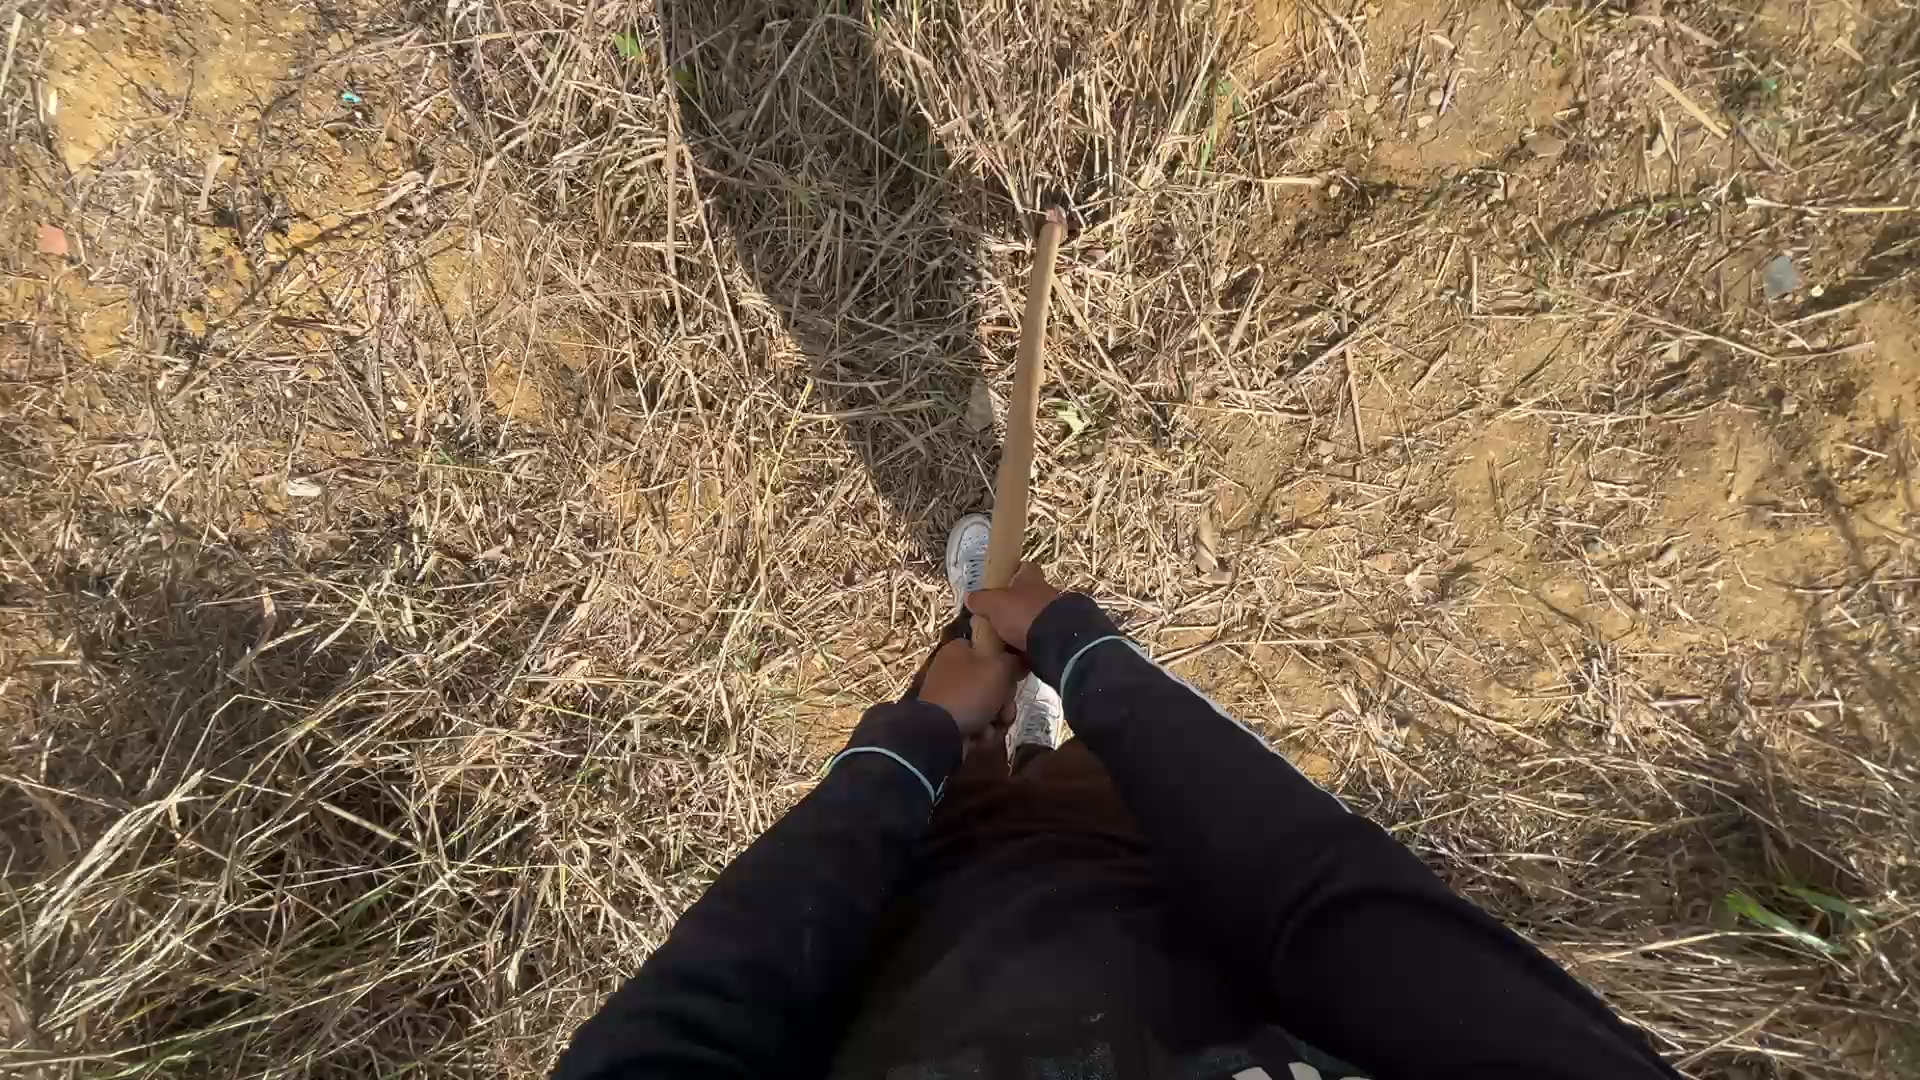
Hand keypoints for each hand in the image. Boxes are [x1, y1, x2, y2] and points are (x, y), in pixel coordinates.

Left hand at [917, 638, 1022, 737]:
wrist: (939, 733)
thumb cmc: (969, 693)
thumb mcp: (999, 669)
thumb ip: (1014, 660)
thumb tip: (1022, 658)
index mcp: (958, 651)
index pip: (988, 649)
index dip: (1005, 663)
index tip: (1014, 677)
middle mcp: (952, 671)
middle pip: (991, 682)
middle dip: (1004, 700)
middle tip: (1004, 707)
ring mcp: (950, 697)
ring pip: (987, 705)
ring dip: (997, 718)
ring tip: (995, 726)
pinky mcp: (949, 720)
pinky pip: (976, 722)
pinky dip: (982, 731)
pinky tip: (982, 736)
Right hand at [964, 562, 1060, 652]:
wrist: (1056, 641)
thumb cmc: (1022, 613)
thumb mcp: (994, 604)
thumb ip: (981, 599)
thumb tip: (969, 597)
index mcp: (1031, 577)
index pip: (1023, 566)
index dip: (1011, 572)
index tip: (999, 582)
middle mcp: (1045, 590)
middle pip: (1026, 592)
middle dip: (1012, 603)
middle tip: (994, 615)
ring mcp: (1054, 612)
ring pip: (1032, 615)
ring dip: (1020, 623)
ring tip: (1002, 636)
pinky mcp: (1057, 633)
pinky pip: (1038, 634)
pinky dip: (1028, 640)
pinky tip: (1015, 649)